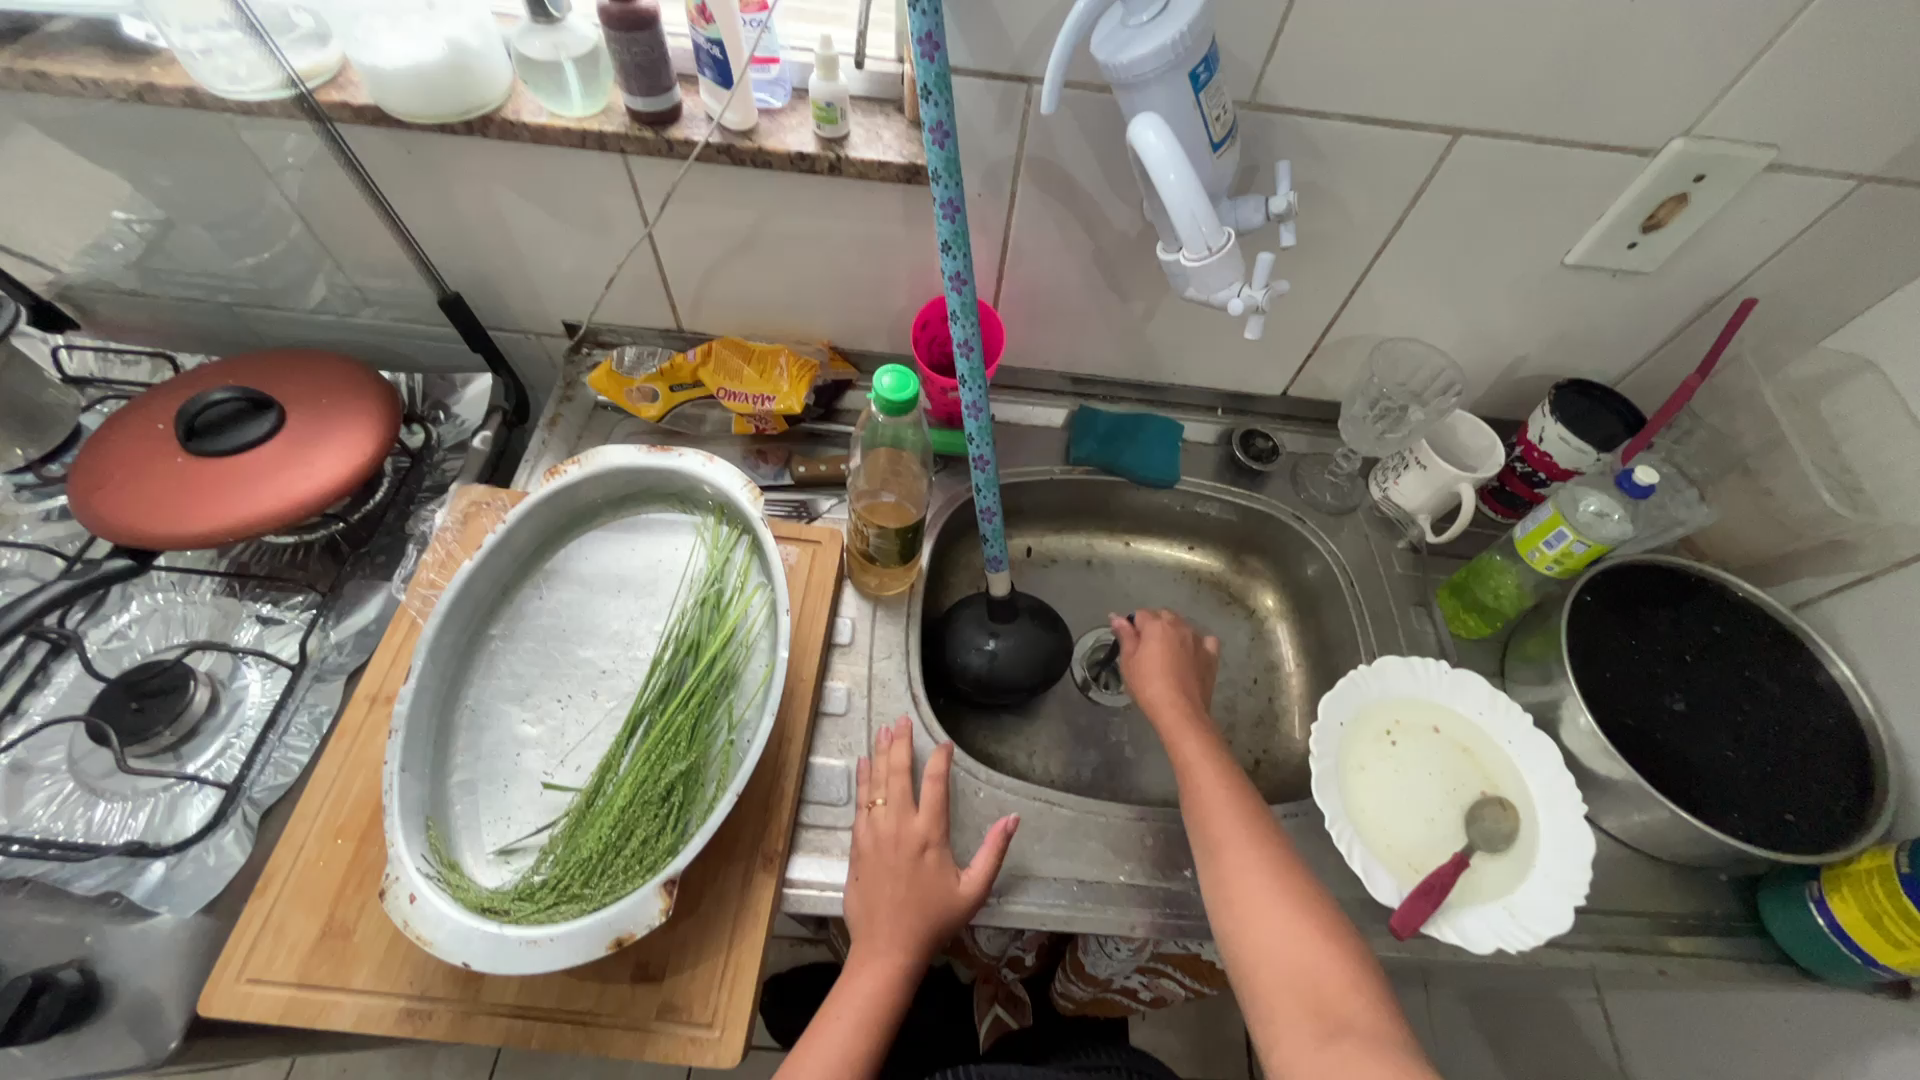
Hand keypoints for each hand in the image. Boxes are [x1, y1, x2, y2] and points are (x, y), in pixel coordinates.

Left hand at [846, 716, 1017, 969]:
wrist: (887, 949)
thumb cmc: (934, 921)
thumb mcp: (973, 891)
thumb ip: (993, 852)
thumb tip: (1013, 818)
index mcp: (930, 834)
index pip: (935, 782)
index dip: (941, 758)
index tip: (945, 744)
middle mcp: (900, 825)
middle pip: (899, 773)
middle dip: (902, 743)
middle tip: (903, 720)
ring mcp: (875, 833)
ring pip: (876, 783)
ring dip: (881, 754)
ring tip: (883, 730)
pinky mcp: (857, 844)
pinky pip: (860, 803)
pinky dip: (862, 779)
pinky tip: (864, 763)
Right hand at [1110, 609, 1220, 730]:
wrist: (1180, 711)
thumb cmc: (1147, 685)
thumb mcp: (1128, 661)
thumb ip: (1125, 635)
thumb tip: (1116, 616)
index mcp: (1156, 625)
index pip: (1140, 614)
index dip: (1132, 627)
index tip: (1130, 645)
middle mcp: (1179, 626)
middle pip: (1163, 616)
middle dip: (1154, 626)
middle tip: (1146, 650)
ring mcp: (1198, 639)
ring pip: (1183, 626)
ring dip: (1174, 633)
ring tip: (1168, 655)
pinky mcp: (1211, 655)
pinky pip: (1205, 641)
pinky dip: (1198, 643)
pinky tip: (1192, 655)